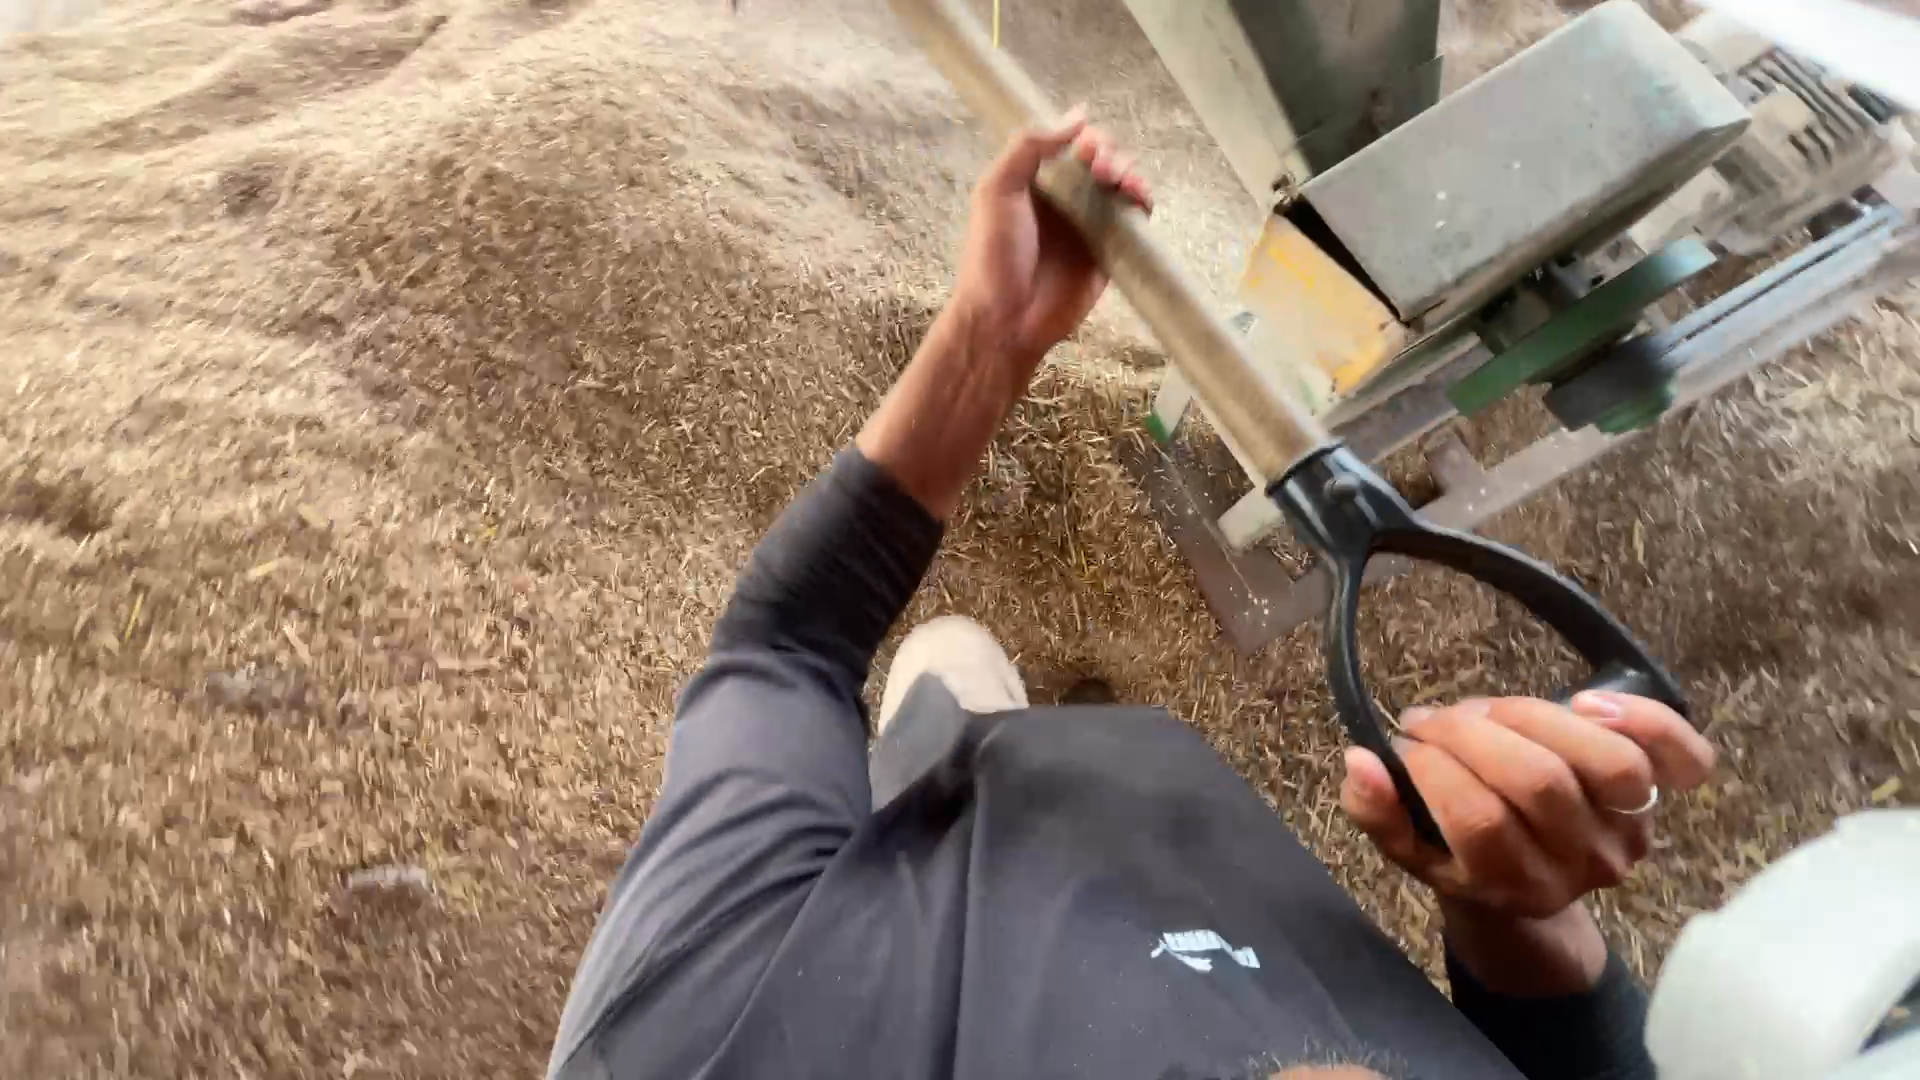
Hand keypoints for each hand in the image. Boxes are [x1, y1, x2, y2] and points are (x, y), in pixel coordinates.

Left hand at [950, 112, 1152, 371]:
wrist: (1004, 320)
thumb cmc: (993, 256)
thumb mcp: (997, 189)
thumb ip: (1030, 146)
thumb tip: (1079, 116)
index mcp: (1036, 185)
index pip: (1070, 147)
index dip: (1085, 139)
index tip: (1085, 148)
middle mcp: (1064, 204)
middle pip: (1101, 163)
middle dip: (1108, 154)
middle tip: (1100, 168)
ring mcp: (1088, 230)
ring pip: (1121, 188)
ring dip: (1128, 173)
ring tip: (1119, 181)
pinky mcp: (1107, 257)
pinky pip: (1133, 224)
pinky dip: (1142, 205)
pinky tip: (1138, 198)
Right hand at [1340, 692, 1714, 918]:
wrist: (1524, 883)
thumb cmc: (1453, 853)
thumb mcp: (1402, 844)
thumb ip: (1374, 809)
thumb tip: (1361, 759)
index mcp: (1509, 882)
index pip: (1476, 816)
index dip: (1429, 766)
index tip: (1400, 745)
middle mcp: (1580, 864)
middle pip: (1538, 782)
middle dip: (1468, 734)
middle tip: (1430, 719)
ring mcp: (1627, 831)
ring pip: (1607, 763)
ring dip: (1532, 717)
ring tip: (1486, 710)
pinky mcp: (1659, 799)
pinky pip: (1682, 760)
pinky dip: (1645, 721)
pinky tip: (1587, 700)